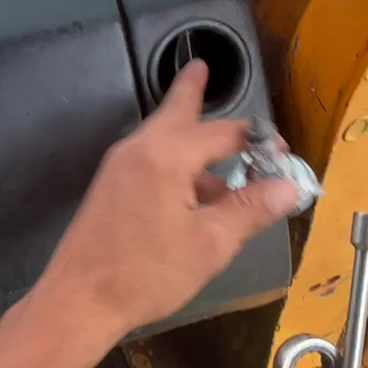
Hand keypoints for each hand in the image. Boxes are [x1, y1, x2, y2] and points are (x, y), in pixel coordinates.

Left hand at [34, 59, 298, 338]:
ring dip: (190, 137)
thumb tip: (290, 186)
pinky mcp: (108, 189)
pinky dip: (174, 164)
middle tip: (200, 67)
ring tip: (220, 149)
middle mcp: (137, 150)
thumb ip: (250, 209)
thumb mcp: (210, 244)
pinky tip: (191, 193)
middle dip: (192, 92)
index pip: (223, 133)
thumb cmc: (146, 273)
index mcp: (165, 156)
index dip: (258, 141)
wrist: (78, 301)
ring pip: (160, 138)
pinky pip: (148, 162)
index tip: (282, 154)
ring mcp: (117, 169)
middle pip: (175, 113)